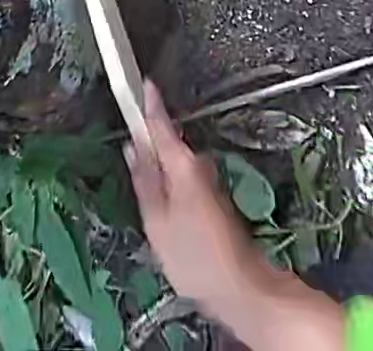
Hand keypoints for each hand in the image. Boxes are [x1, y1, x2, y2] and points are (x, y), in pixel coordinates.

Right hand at [124, 83, 346, 350]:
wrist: (244, 292)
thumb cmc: (194, 255)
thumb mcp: (155, 219)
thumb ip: (143, 179)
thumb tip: (132, 147)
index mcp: (181, 164)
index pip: (161, 123)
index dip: (149, 100)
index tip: (143, 80)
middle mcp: (198, 165)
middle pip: (167, 141)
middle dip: (148, 139)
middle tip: (128, 148)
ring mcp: (208, 181)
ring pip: (174, 160)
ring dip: (158, 162)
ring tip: (141, 181)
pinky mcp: (213, 198)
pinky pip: (183, 175)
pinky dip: (169, 178)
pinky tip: (161, 200)